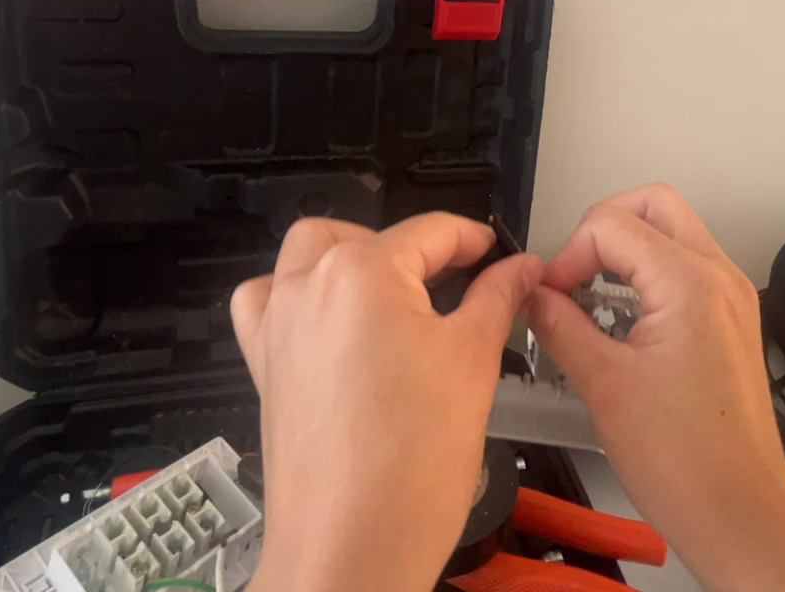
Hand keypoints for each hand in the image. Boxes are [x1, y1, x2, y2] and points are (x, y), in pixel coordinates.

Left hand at [231, 213, 541, 591]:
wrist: (352, 552)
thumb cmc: (407, 469)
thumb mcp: (474, 361)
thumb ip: (498, 297)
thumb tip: (518, 269)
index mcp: (363, 274)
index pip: (431, 231)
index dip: (474, 239)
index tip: (496, 254)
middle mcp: (310, 288)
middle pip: (369, 234)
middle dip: (417, 246)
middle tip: (459, 275)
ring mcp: (280, 325)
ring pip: (309, 251)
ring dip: (352, 253)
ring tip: (394, 287)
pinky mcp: (266, 363)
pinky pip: (265, 300)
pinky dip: (294, 290)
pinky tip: (328, 315)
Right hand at [526, 185, 784, 591]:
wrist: (743, 518)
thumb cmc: (680, 460)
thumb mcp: (603, 385)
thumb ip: (559, 324)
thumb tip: (531, 293)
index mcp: (689, 282)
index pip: (612, 224)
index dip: (570, 253)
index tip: (551, 297)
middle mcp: (718, 275)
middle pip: (654, 203)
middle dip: (603, 224)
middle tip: (574, 271)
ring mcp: (732, 294)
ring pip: (674, 228)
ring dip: (628, 244)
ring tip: (593, 291)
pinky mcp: (733, 317)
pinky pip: (688, 263)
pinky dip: (650, 268)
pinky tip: (623, 312)